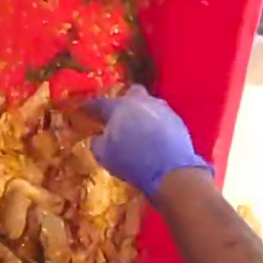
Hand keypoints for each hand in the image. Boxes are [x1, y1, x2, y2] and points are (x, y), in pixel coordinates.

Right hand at [87, 85, 211, 198]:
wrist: (169, 170)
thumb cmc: (130, 160)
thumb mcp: (103, 155)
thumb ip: (97, 142)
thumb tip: (98, 137)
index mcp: (119, 107)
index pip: (100, 103)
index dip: (90, 107)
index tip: (84, 109)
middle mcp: (141, 102)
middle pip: (131, 92)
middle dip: (124, 100)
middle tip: (119, 115)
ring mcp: (162, 109)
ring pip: (149, 104)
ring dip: (142, 112)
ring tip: (138, 127)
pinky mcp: (178, 121)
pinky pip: (162, 118)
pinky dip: (156, 124)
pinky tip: (154, 138)